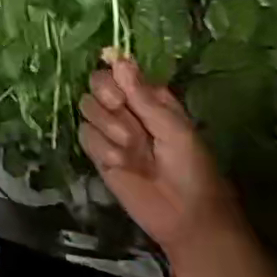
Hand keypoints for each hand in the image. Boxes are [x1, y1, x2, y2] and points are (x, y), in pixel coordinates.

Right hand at [78, 59, 240, 256]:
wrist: (186, 217)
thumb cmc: (192, 168)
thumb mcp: (173, 128)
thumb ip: (142, 96)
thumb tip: (118, 58)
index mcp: (148, 97)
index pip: (119, 70)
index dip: (114, 76)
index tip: (122, 89)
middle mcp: (126, 108)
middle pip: (95, 84)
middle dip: (105, 97)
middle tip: (120, 109)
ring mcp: (109, 129)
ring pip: (86, 107)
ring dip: (108, 125)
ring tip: (131, 148)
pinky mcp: (97, 152)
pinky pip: (84, 134)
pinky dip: (102, 147)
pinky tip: (121, 163)